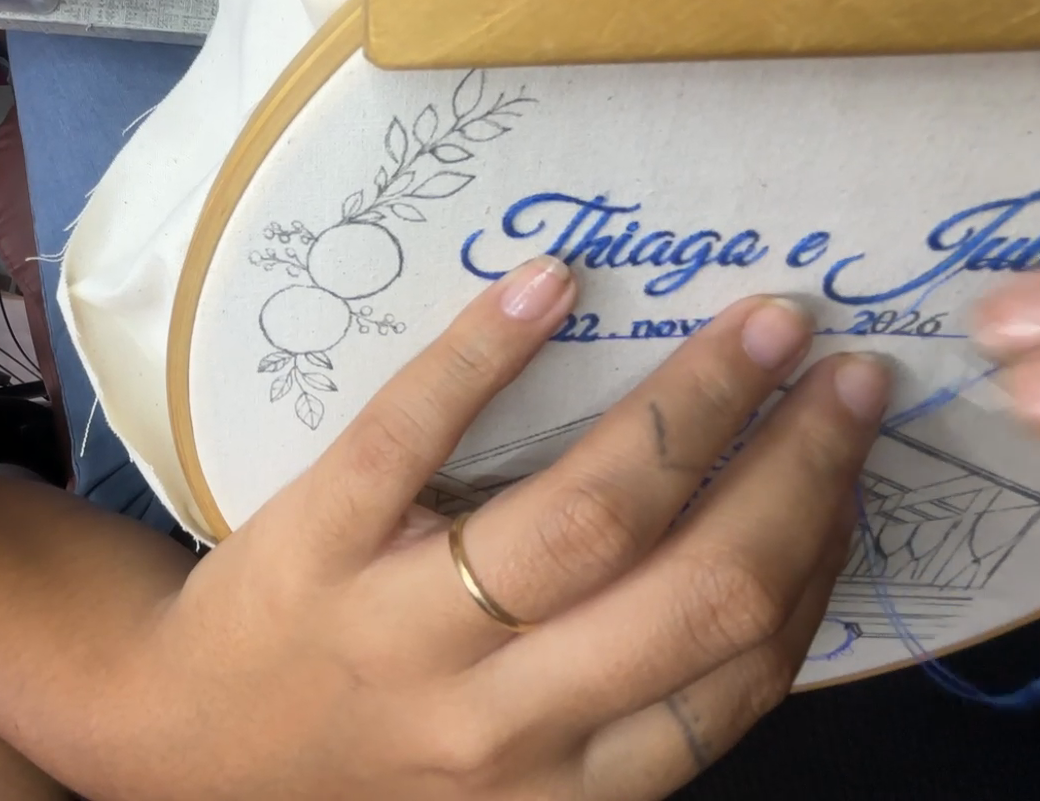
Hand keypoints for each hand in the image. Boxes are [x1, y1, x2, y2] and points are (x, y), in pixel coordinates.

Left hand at [62, 259, 888, 800]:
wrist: (191, 731)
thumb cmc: (369, 731)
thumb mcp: (509, 754)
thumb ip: (617, 692)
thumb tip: (752, 565)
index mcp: (567, 771)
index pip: (736, 665)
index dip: (815, 552)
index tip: (848, 458)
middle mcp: (501, 711)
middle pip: (689, 585)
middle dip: (790, 468)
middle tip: (838, 366)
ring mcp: (404, 618)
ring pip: (582, 515)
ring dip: (688, 407)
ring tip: (754, 327)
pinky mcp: (323, 534)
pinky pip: (414, 434)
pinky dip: (487, 354)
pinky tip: (548, 286)